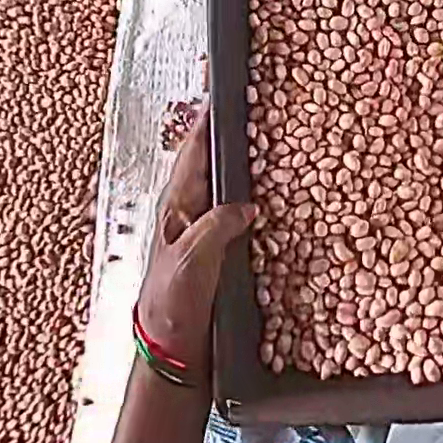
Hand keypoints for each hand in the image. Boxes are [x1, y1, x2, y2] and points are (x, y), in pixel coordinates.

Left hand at [136, 115, 255, 369]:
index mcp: (176, 207)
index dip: (207, 122)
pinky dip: (252, 192)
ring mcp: (204, 229)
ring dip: (240, 161)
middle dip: (226, 134)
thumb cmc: (172, 304)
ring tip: (264, 139)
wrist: (173, 349)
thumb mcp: (191, 262)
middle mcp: (189, 211)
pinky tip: (270, 191)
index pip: (194, 153)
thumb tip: (246, 205)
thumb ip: (216, 226)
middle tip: (250, 109)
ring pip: (224, 183)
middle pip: (210, 162)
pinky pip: (236, 209)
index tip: (221, 92)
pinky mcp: (218, 248)